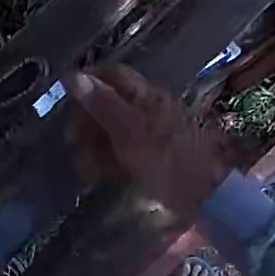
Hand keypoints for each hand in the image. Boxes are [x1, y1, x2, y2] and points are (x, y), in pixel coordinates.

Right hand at [68, 65, 230, 223]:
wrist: (208, 199)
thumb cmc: (169, 163)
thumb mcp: (131, 133)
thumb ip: (104, 105)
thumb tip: (74, 76)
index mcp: (148, 96)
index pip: (111, 76)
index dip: (87, 84)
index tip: (66, 105)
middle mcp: (150, 109)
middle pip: (108, 104)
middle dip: (87, 123)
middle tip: (73, 144)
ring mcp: (152, 134)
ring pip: (112, 131)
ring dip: (94, 146)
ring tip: (86, 170)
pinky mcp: (153, 158)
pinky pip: (122, 152)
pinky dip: (108, 161)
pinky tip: (101, 176)